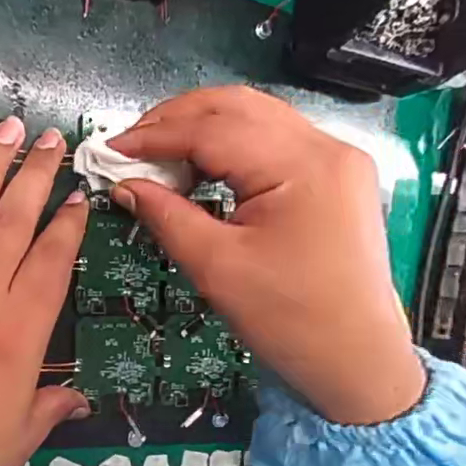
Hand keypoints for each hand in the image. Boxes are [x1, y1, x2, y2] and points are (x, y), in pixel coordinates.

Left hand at [0, 117, 89, 465]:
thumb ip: (48, 407)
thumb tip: (75, 394)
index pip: (54, 259)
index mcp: (17, 335)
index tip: (83, 192)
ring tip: (10, 128)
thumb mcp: (13, 446)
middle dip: (38, 174)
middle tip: (54, 138)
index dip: (72, 221)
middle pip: (14, 220)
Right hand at [107, 87, 423, 424]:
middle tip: (131, 144)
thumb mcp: (215, 265)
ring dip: (200, 127)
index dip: (155, 135)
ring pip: (254, 116)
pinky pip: (270, 141)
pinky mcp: (333, 176)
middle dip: (175, 118)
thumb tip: (124, 185)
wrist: (355, 359)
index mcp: (301, 165)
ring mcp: (335, 158)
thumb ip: (165, 214)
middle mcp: (325, 147)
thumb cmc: (287, 316)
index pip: (213, 129)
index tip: (111, 149)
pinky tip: (199, 169)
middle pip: (237, 106)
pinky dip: (227, 145)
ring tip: (157, 155)